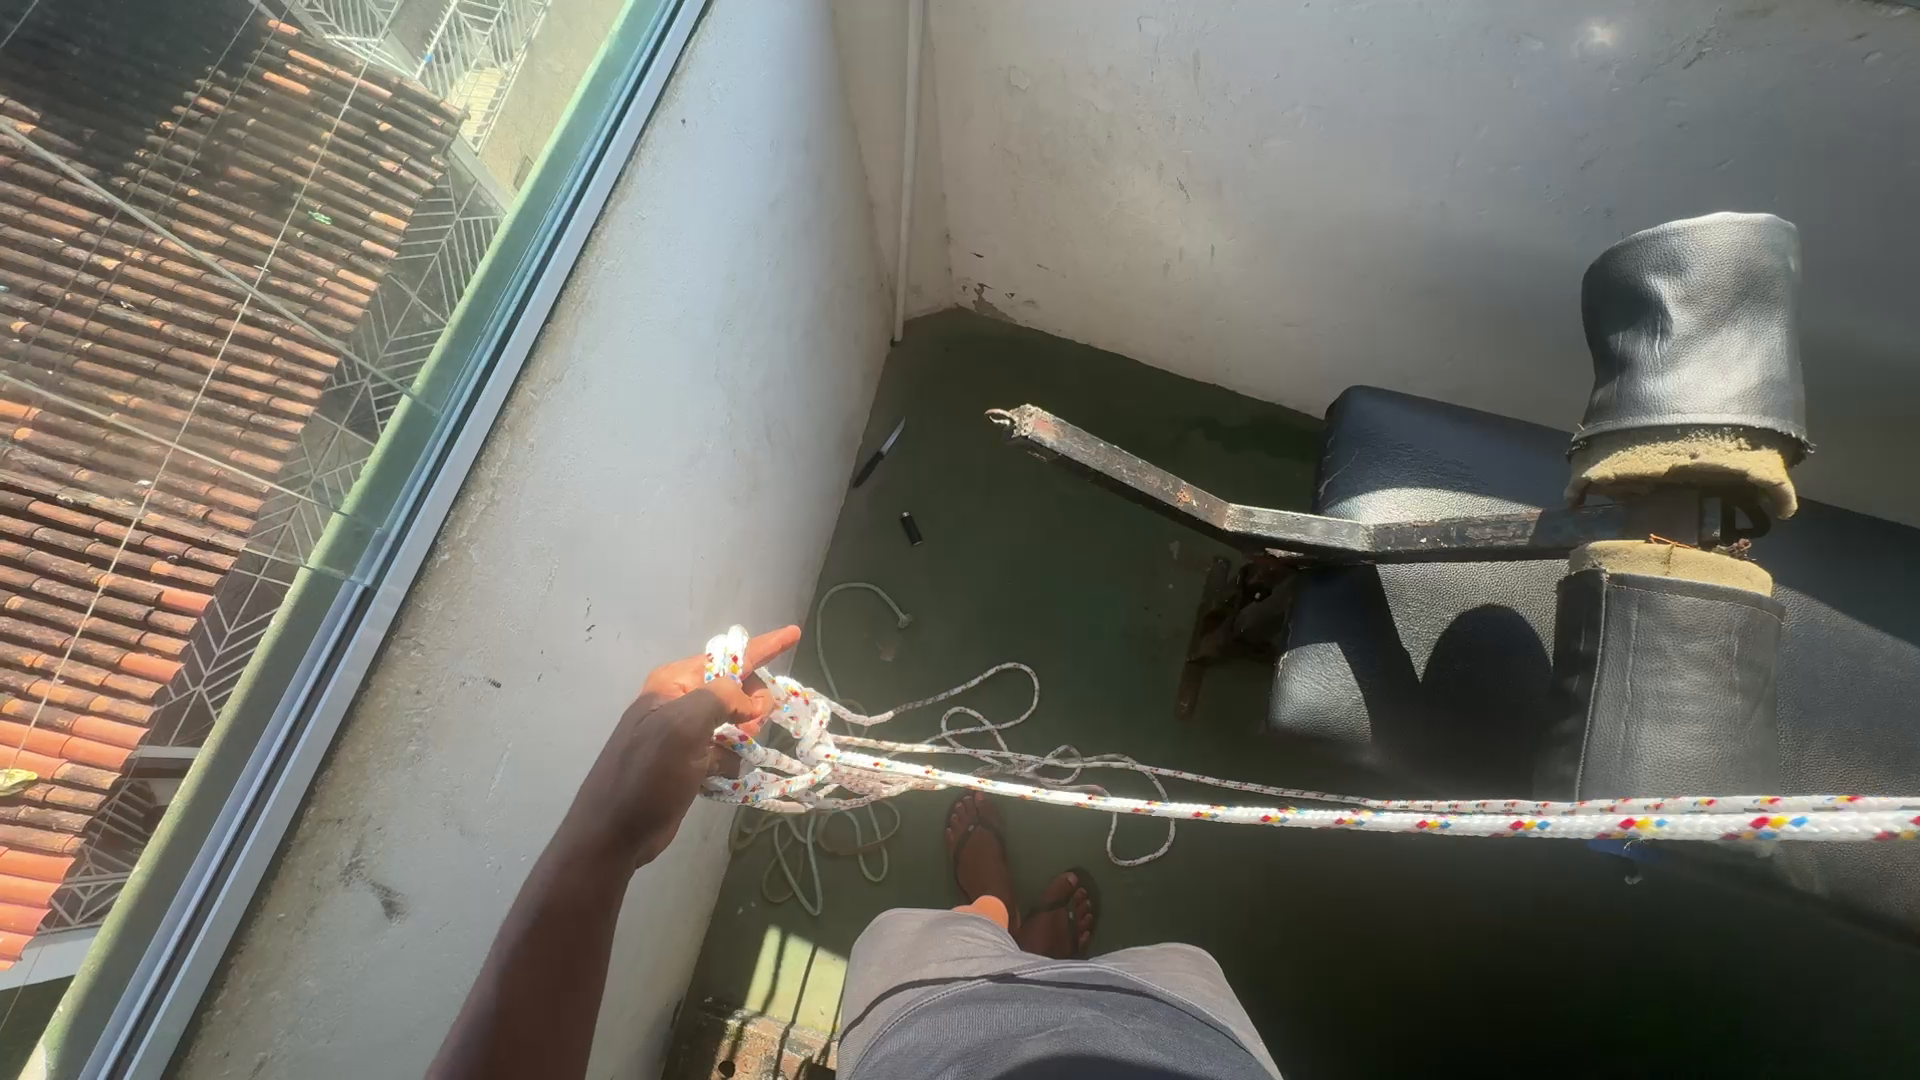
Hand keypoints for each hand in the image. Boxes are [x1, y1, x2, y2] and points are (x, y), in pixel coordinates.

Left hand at [559, 626, 801, 867]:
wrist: (613, 834)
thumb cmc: (645, 775)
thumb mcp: (682, 726)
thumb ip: (720, 698)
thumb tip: (750, 702)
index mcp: (674, 683)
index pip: (729, 657)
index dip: (765, 646)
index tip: (795, 633)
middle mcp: (681, 702)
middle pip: (738, 689)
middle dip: (753, 704)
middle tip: (754, 725)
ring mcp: (686, 734)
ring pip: (738, 722)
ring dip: (743, 738)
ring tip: (732, 755)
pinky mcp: (692, 763)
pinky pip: (728, 751)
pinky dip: (731, 762)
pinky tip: (718, 776)